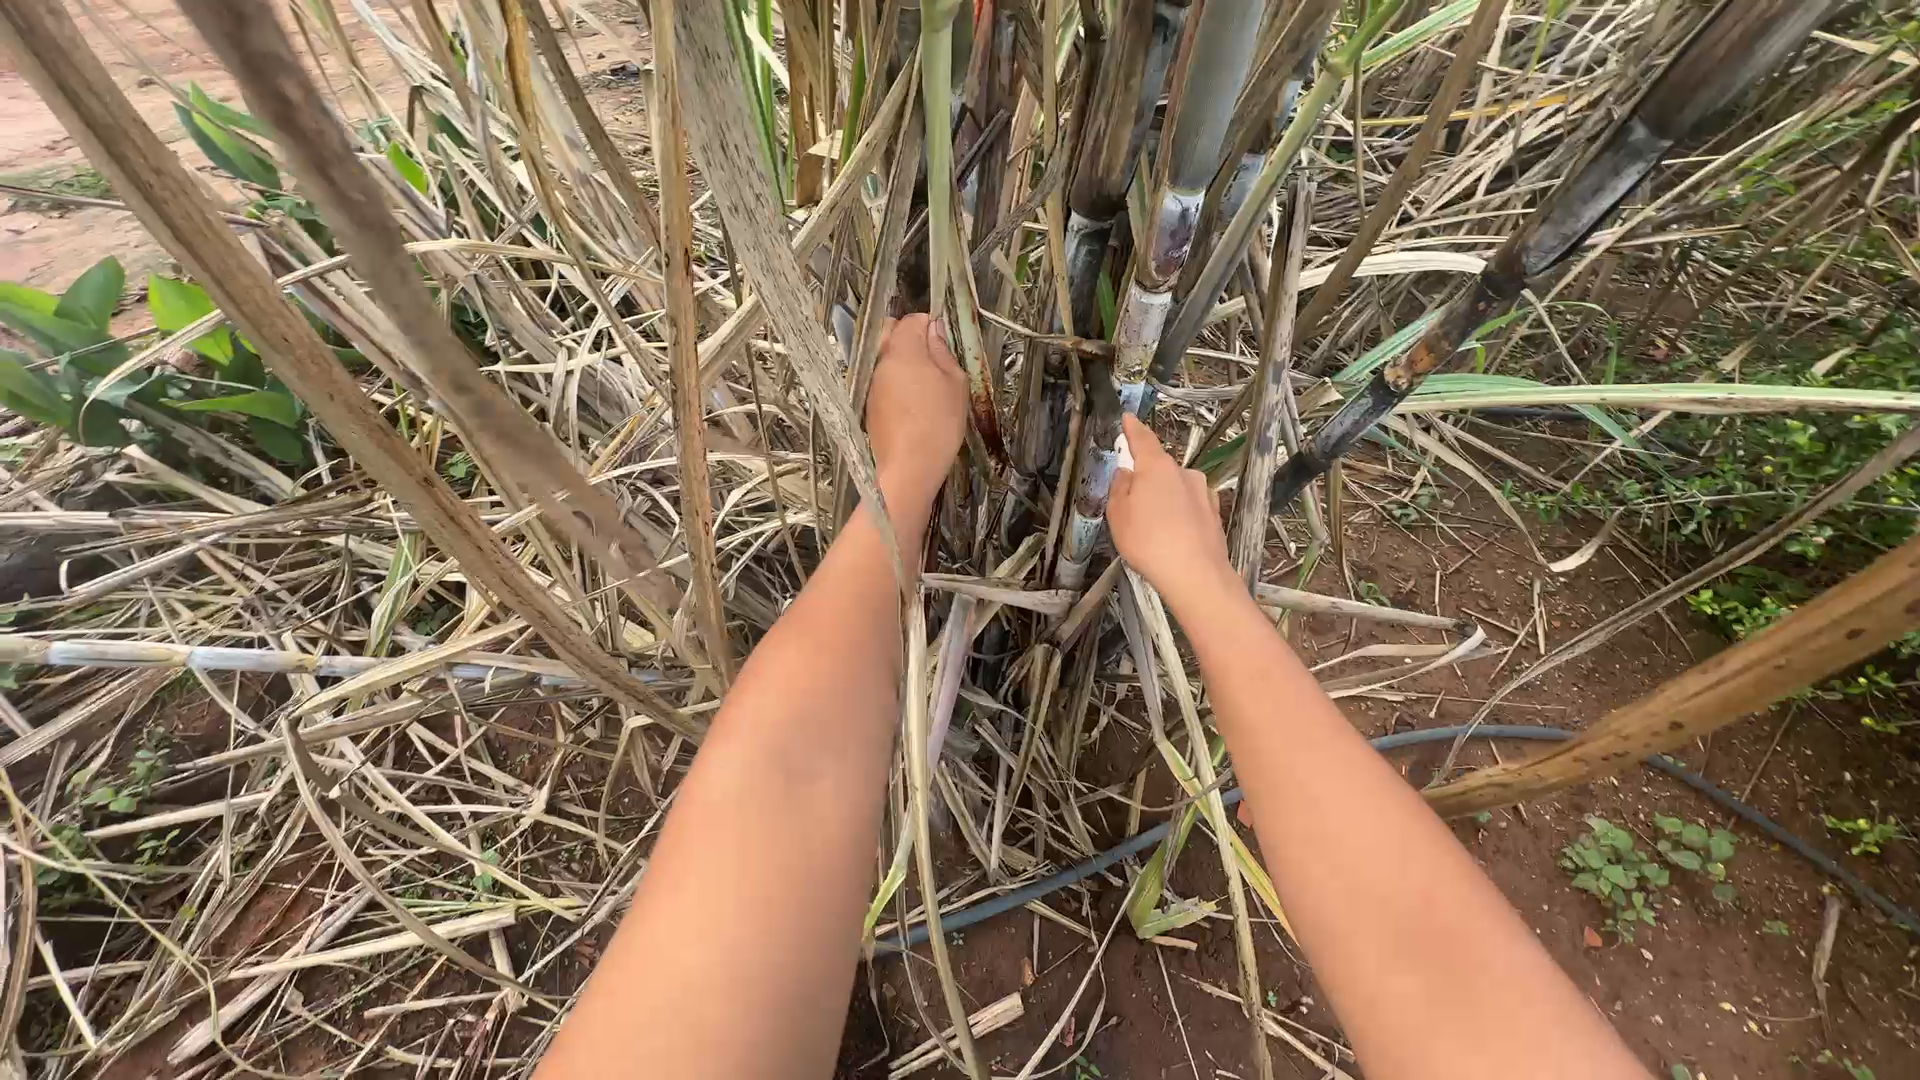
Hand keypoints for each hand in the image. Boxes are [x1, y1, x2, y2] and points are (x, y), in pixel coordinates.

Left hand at [866, 314, 967, 512]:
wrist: (910, 467)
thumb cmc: (939, 423)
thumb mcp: (956, 383)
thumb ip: (943, 352)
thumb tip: (934, 330)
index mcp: (902, 349)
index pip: (912, 319)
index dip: (930, 325)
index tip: (944, 342)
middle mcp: (880, 361)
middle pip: (891, 334)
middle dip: (911, 339)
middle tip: (934, 360)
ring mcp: (871, 383)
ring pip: (886, 359)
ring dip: (903, 363)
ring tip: (927, 386)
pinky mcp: (868, 404)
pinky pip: (883, 382)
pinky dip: (896, 384)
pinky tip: (913, 405)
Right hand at [1108, 413, 1234, 607]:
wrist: (1195, 574)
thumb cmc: (1148, 541)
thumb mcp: (1118, 514)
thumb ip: (1119, 488)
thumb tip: (1126, 473)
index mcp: (1157, 467)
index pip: (1143, 439)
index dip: (1133, 429)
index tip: (1128, 418)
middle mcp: (1184, 473)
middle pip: (1160, 468)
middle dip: (1146, 479)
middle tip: (1131, 505)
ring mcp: (1204, 493)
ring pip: (1177, 489)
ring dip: (1164, 499)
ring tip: (1152, 528)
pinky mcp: (1215, 514)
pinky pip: (1190, 507)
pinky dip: (1179, 514)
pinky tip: (1173, 536)